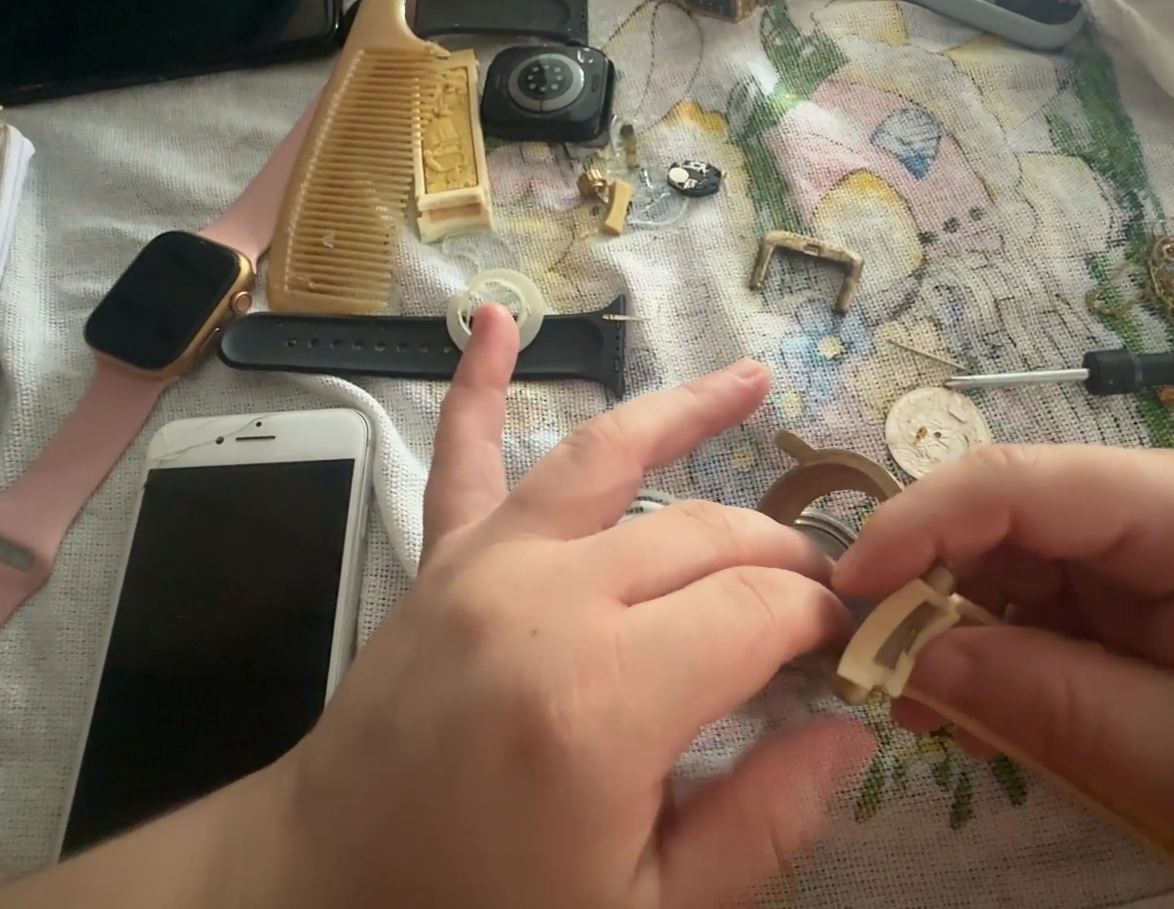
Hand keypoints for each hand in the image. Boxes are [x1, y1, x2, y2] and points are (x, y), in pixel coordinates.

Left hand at [262, 304, 870, 907]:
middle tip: (817, 588)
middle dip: (780, 553)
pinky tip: (495, 322)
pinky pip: (463, 454)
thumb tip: (849, 731)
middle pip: (706, 534)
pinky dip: (478, 384)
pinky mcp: (443, 556)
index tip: (844, 644)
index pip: (757, 612)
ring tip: (749, 382)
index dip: (819, 621)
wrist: (324, 893)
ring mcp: (486, 561)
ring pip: (609, 457)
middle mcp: (548, 600)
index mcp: (604, 698)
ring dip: (686, 413)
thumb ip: (766, 821)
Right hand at [835, 445, 1173, 908]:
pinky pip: (1037, 613)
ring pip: (1006, 568)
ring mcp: (1146, 554)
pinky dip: (990, 656)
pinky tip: (963, 705)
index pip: (1023, 483)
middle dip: (924, 583)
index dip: (921, 519)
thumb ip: (1061, 706)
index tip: (849, 582)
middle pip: (1001, 521)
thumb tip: (916, 661)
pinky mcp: (1140, 600)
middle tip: (868, 663)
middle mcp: (1158, 510)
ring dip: (950, 628)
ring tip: (911, 702)